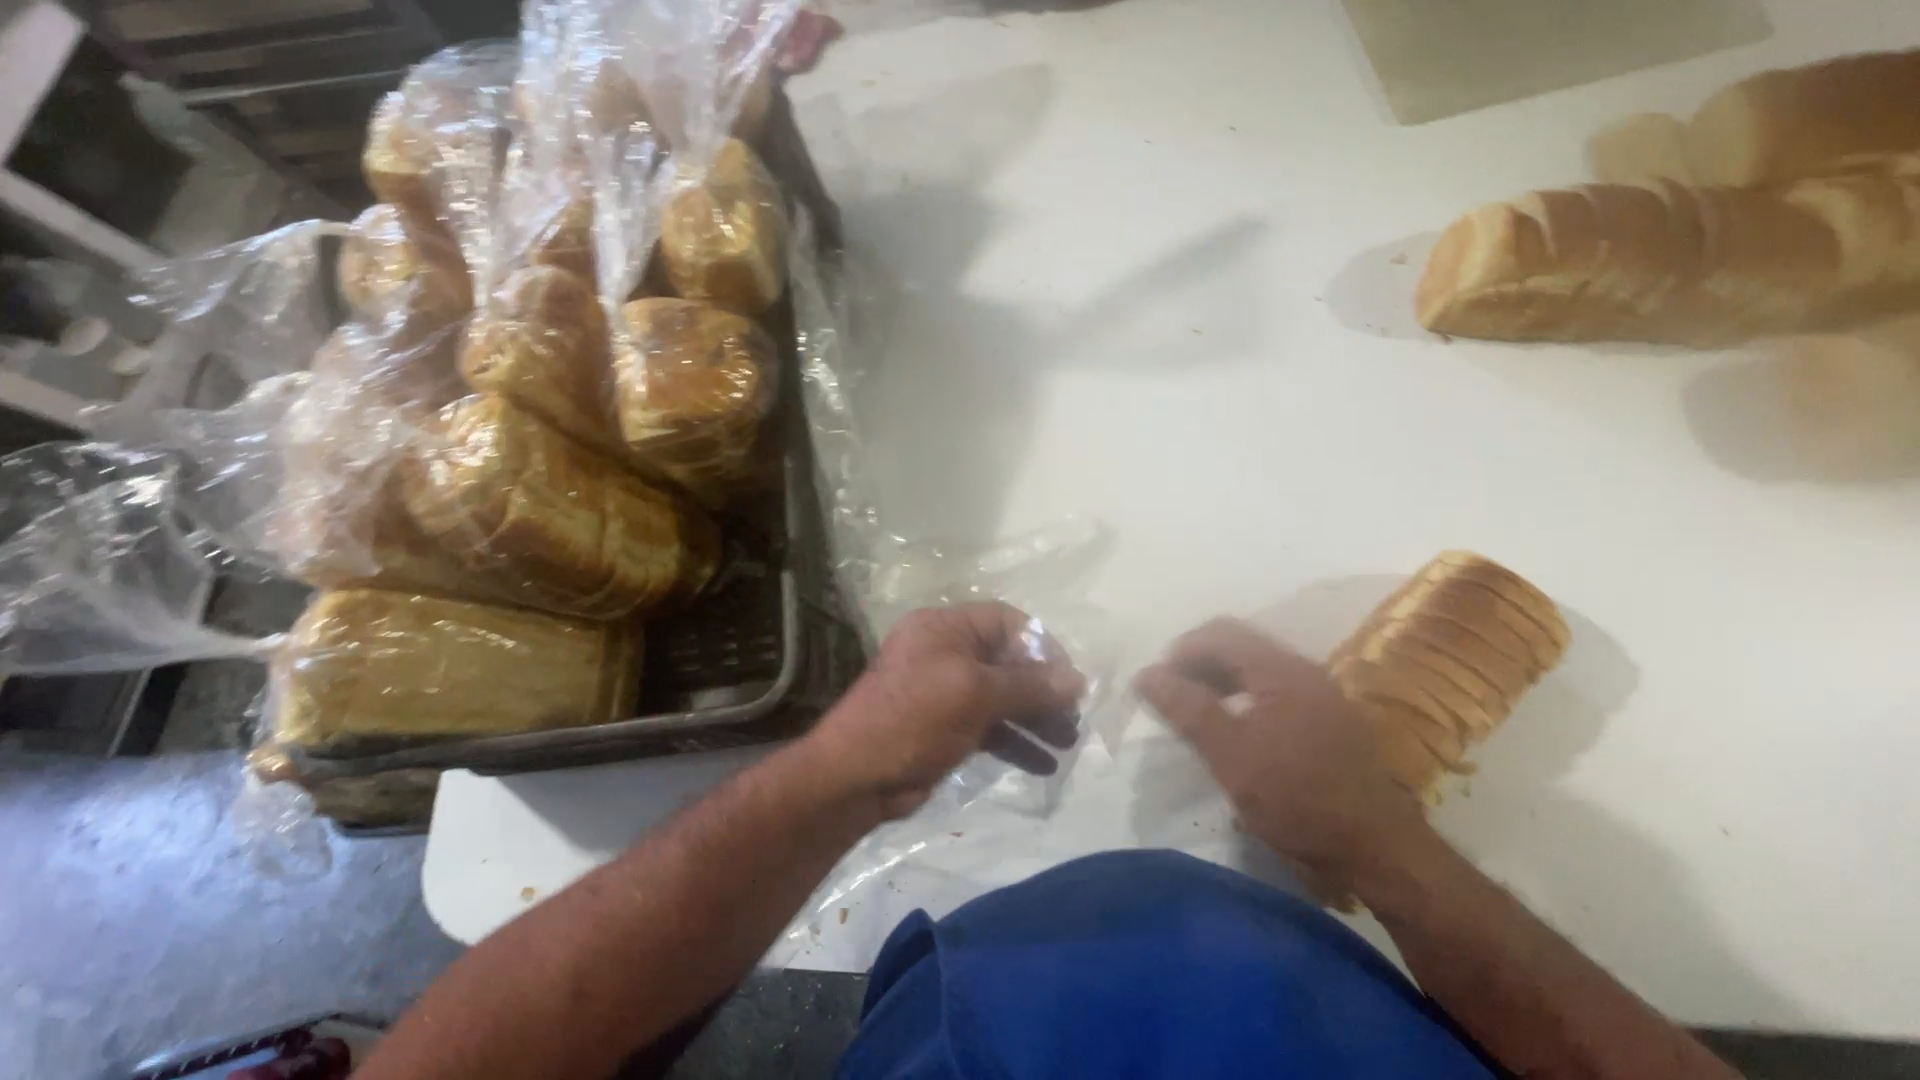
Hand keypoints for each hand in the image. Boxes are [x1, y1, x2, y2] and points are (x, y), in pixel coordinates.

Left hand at [811, 603, 1086, 818]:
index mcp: (945, 628)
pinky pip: (989, 726)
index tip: (1070, 679)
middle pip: (1007, 662)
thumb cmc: (913, 719)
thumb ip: (1028, 685)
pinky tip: (1043, 765)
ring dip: (1035, 718)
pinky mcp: (944, 728)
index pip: (1007, 622)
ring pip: (1001, 697)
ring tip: (1067, 743)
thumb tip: (1077, 680)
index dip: (1042, 647)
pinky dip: (1015, 741)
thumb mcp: (975, 694)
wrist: (855, 777)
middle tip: (1073, 719)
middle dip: (1043, 690)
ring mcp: (943, 692)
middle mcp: (944, 653)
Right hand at [1135, 618, 1427, 889]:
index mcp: (1282, 670)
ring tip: (1194, 717)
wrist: (1375, 848)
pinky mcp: (1328, 723)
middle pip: (1239, 646)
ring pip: (1257, 671)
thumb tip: (1147, 673)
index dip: (1180, 652)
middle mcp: (1305, 671)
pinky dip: (1244, 701)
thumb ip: (1188, 708)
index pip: (1220, 634)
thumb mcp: (1231, 755)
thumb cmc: (1297, 798)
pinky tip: (1233, 734)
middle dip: (1198, 665)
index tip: (1153, 686)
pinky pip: (1275, 693)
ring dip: (1220, 683)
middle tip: (1169, 700)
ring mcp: (1321, 696)